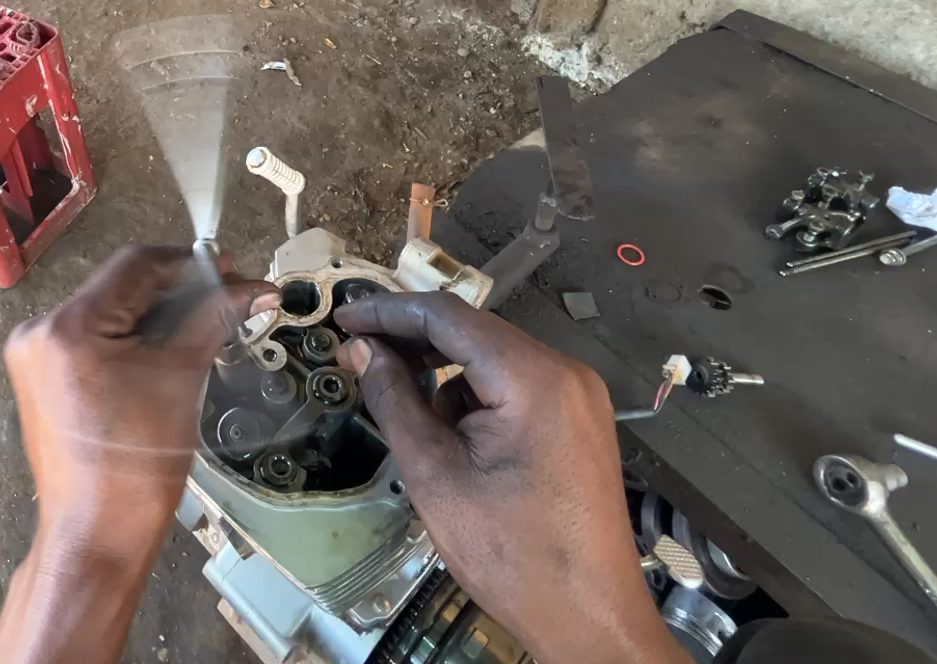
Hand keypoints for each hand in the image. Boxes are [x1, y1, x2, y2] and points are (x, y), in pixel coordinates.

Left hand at [0, 246, 275, 663]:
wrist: (97, 536)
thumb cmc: (137, 463)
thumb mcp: (180, 377)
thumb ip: (212, 318)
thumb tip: (252, 287)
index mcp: (69, 326)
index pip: (135, 265)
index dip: (186, 262)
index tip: (226, 268)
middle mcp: (40, 329)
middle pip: (120, 285)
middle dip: (175, 289)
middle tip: (224, 296)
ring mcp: (34, 353)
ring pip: (108, 309)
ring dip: (156, 311)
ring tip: (202, 319)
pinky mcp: (40, 373)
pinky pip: (93, 335)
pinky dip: (131, 334)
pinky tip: (167, 342)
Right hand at [335, 292, 686, 663]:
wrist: (594, 626)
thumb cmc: (510, 553)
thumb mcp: (434, 473)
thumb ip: (393, 398)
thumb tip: (361, 348)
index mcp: (532, 377)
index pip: (445, 316)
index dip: (387, 310)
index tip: (342, 319)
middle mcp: (561, 370)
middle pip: (469, 328)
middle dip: (408, 336)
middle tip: (356, 350)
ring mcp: (574, 393)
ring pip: (487, 352)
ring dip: (436, 363)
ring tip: (391, 387)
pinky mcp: (574, 416)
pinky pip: (508, 379)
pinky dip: (468, 388)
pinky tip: (445, 426)